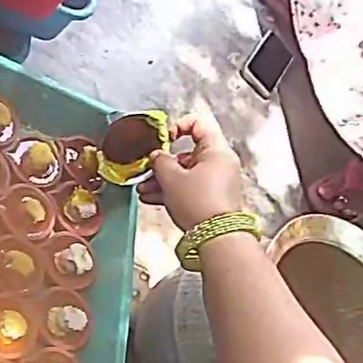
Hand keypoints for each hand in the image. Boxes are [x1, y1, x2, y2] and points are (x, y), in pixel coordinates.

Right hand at [139, 113, 242, 230]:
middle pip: (187, 153)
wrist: (215, 237)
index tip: (164, 139)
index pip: (199, 124)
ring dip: (162, 180)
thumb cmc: (198, 203)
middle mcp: (219, 163)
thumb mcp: (172, 179)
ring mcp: (216, 182)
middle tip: (147, 170)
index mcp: (215, 150)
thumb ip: (160, 162)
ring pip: (185, 173)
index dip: (178, 127)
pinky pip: (188, 188)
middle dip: (163, 163)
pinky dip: (171, 191)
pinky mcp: (210, 198)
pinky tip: (151, 197)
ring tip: (143, 188)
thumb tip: (156, 156)